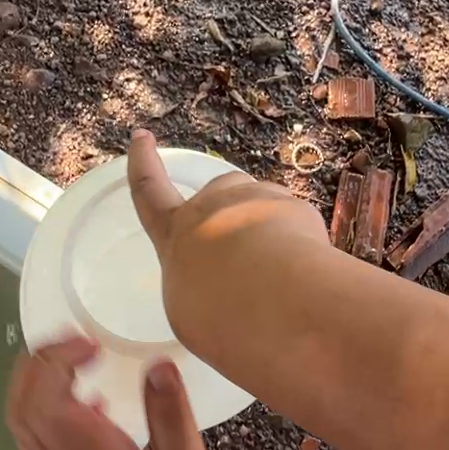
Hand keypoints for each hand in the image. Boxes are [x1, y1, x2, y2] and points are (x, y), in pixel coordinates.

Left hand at [5, 335, 227, 449]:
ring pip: (24, 424)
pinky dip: (49, 403)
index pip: (47, 402)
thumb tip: (158, 365)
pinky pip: (42, 437)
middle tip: (75, 337)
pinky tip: (90, 398)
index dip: (56, 361)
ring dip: (36, 379)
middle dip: (36, 362)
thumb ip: (172, 424)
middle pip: (21, 409)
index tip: (93, 342)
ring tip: (75, 354)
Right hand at [125, 129, 329, 332]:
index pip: (150, 192)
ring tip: (278, 273)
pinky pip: (295, 222)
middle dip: (231, 212)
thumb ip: (197, 286)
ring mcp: (257, 199)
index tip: (142, 136)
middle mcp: (214, 205)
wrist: (276, 300)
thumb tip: (219, 286)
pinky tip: (305, 273)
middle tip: (245, 255)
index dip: (143, 163)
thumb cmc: (218, 313)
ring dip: (266, 228)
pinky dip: (299, 243)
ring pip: (261, 205)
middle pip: (221, 193)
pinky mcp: (295, 205)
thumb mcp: (189, 311)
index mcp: (177, 232)